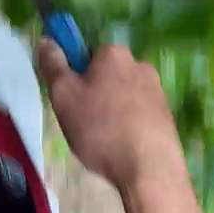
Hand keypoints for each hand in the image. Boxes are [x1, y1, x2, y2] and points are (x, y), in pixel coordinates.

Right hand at [36, 41, 185, 190]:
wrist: (151, 172)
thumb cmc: (102, 129)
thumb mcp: (63, 95)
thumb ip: (52, 64)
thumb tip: (45, 39)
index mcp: (113, 52)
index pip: (87, 53)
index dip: (75, 75)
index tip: (71, 98)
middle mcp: (139, 63)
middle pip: (106, 73)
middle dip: (95, 92)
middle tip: (83, 121)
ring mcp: (157, 90)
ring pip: (124, 94)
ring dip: (113, 109)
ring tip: (104, 140)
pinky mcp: (168, 116)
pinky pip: (140, 114)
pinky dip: (130, 125)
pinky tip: (123, 147)